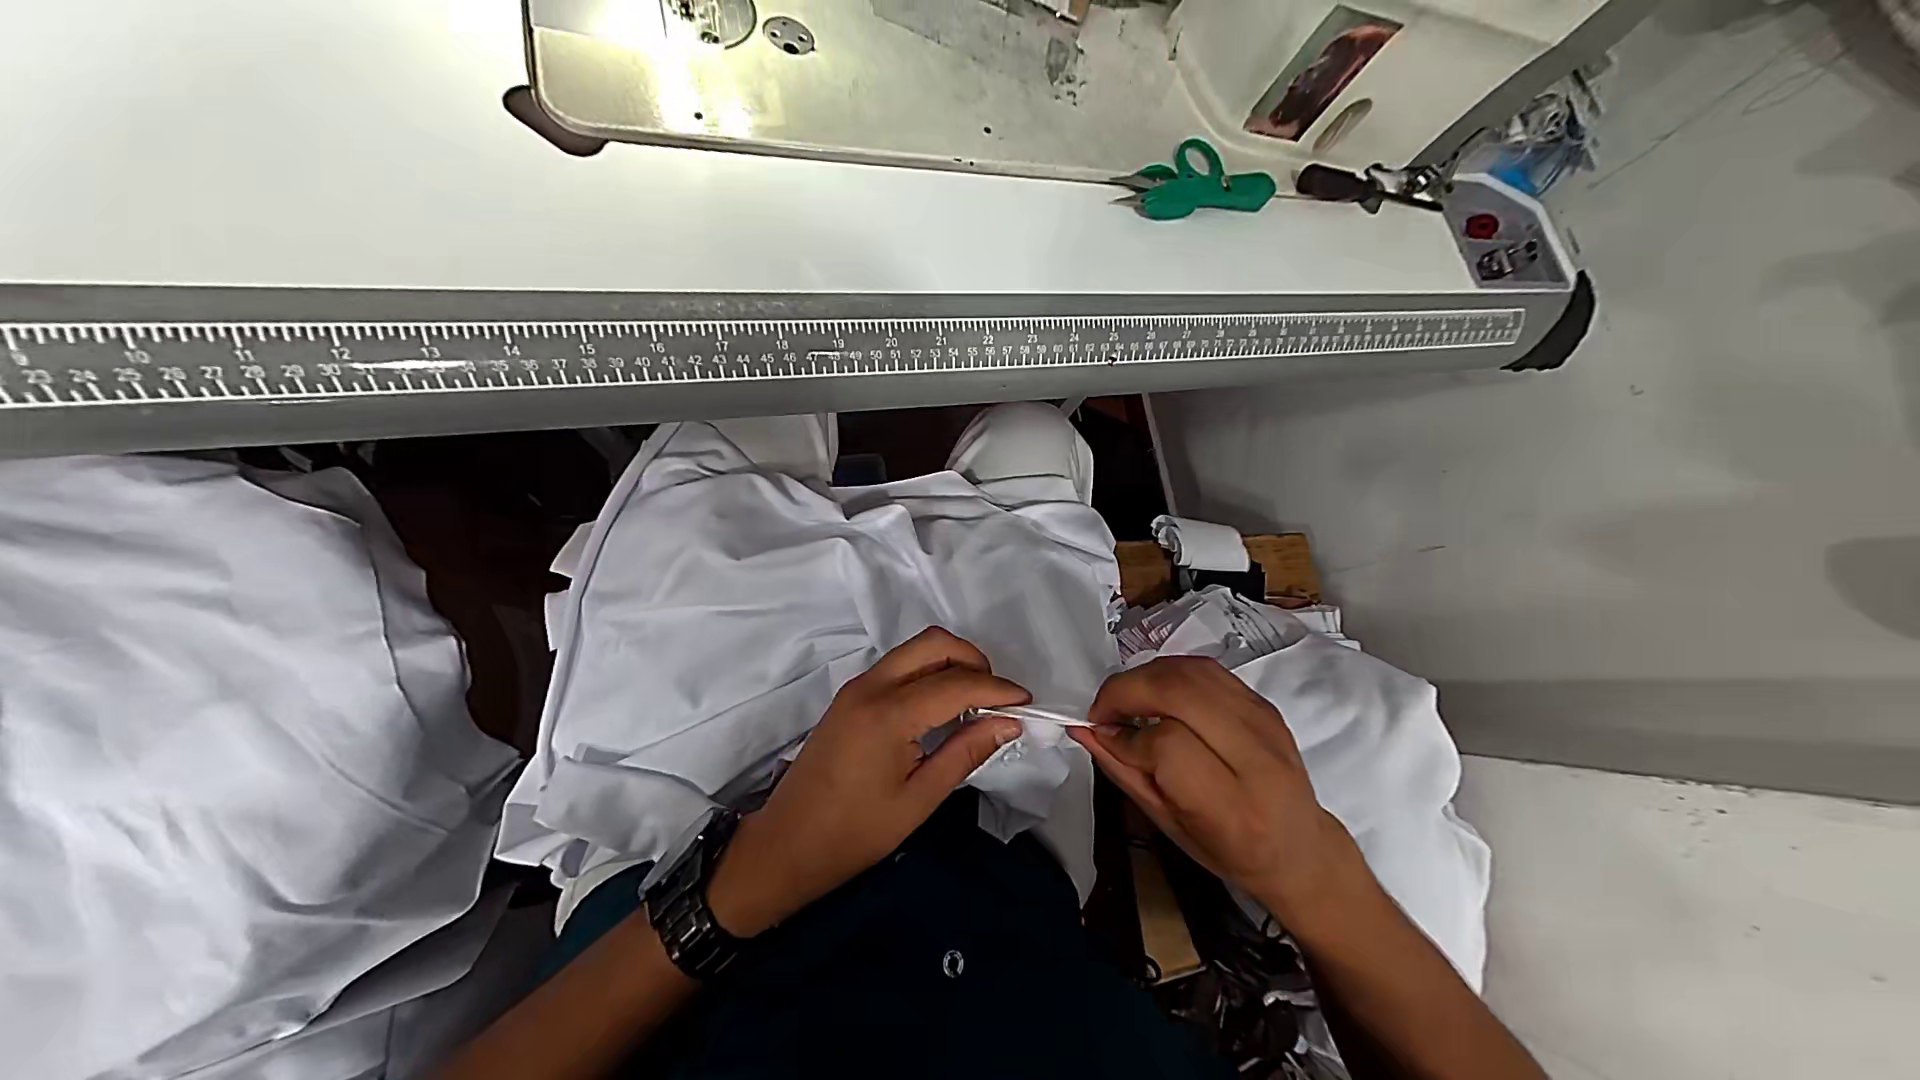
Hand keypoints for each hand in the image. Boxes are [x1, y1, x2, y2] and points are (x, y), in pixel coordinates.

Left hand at [706, 627, 1029, 936]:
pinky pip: (898, 666)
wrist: (785, 846)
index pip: (957, 682)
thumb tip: (1008, 722)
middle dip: (974, 660)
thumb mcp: (919, 799)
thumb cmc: (854, 833)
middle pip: (933, 643)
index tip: (1026, 703)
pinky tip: (942, 707)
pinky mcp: (849, 696)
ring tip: (975, 701)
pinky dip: (928, 672)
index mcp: (888, 713)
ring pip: (914, 650)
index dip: (998, 689)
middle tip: (997, 697)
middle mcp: (870, 687)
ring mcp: (856, 688)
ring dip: (950, 662)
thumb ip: (966, 752)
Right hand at [1070, 656, 1366, 925]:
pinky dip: (1169, 672)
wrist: (1299, 848)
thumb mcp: (1167, 824)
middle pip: (1180, 692)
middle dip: (1127, 691)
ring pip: (1191, 671)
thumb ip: (1123, 771)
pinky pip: (1206, 669)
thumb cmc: (1228, 850)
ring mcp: (1265, 721)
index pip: (1169, 746)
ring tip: (1128, 700)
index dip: (1126, 737)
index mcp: (1234, 805)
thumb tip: (1084, 730)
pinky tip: (1155, 693)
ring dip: (1146, 676)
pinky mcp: (1264, 703)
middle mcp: (1256, 756)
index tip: (1105, 738)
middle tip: (1105, 710)